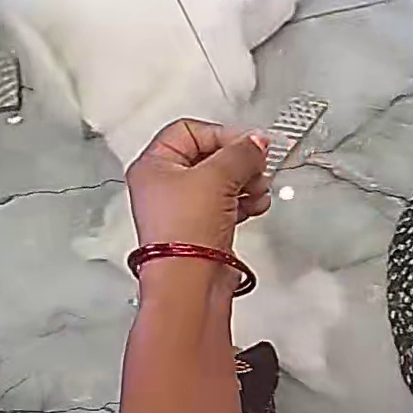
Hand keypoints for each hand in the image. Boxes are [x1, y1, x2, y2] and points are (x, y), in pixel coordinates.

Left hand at [126, 118, 271, 252]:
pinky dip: (245, 202)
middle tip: (255, 167)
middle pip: (210, 157)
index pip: (190, 132)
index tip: (248, 144)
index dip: (222, 135)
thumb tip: (255, 142)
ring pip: (223, 182)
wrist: (192, 280)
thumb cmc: (184, 233)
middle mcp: (167, 185)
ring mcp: (186, 208)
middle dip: (239, 162)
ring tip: (257, 189)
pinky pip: (228, 204)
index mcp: (154, 165)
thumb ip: (241, 153)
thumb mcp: (217, 176)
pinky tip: (255, 205)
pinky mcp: (204, 227)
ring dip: (246, 182)